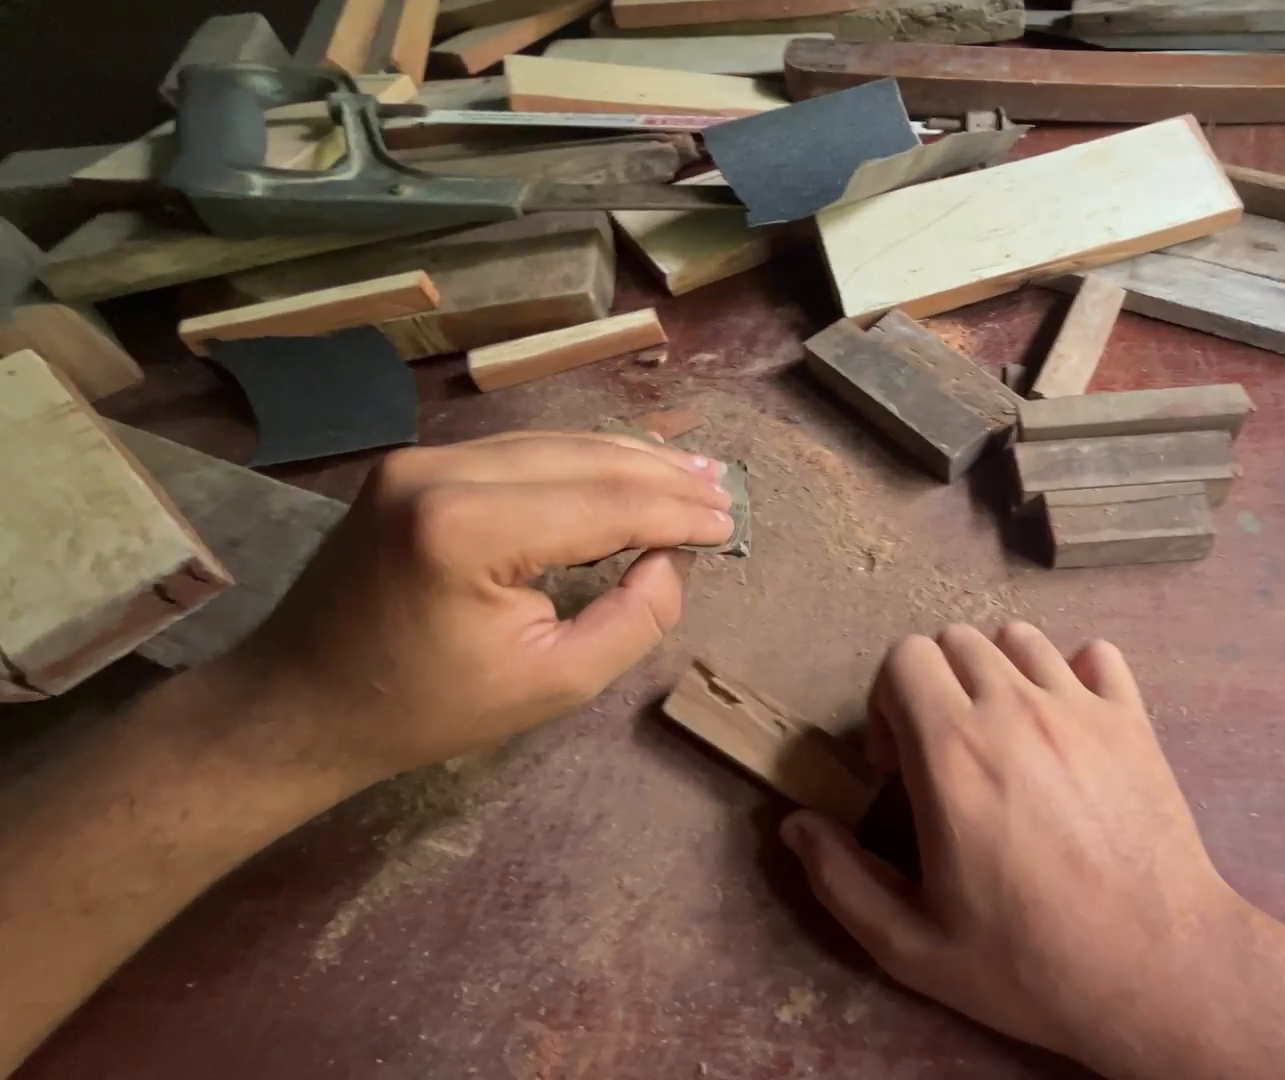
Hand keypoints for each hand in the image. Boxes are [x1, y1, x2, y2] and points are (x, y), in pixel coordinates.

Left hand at [226, 432, 735, 789]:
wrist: (299, 704)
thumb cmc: (432, 709)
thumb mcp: (556, 684)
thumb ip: (635, 620)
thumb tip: (674, 557)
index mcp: (468, 531)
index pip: (608, 506)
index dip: (679, 515)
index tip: (730, 525)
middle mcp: (443, 473)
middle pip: (589, 460)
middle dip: (666, 477)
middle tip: (726, 492)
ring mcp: (423, 459)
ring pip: (562, 444)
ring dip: (634, 460)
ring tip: (695, 472)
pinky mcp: (420, 464)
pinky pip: (528, 452)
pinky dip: (589, 463)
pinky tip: (629, 469)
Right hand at [778, 623, 1239, 1074]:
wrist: (1158, 970)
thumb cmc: (1030, 961)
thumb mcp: (913, 944)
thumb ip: (842, 879)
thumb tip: (796, 825)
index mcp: (952, 752)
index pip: (903, 658)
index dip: (887, 702)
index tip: (900, 765)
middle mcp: (1013, 709)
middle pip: (955, 639)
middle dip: (935, 684)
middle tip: (946, 748)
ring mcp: (1079, 707)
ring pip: (1019, 636)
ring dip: (997, 671)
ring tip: (1005, 730)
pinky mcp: (1132, 717)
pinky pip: (1096, 654)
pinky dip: (1076, 671)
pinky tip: (1071, 720)